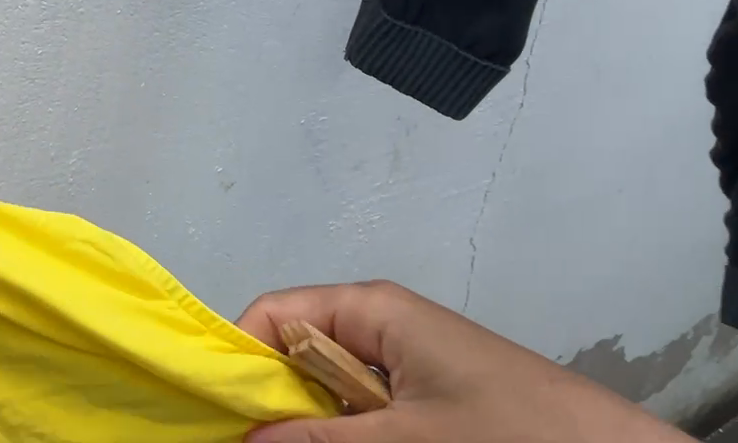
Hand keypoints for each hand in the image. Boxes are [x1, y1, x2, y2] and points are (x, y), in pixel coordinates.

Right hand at [234, 281, 688, 442]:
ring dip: (323, 425)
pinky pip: (376, 410)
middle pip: (301, 353)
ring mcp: (413, 364)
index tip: (225, 413)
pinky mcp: (441, 399)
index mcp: (368, 308)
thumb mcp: (407, 440)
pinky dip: (359, 434)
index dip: (242, 358)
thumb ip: (320, 437)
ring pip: (337, 390)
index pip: (274, 314)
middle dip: (282, 401)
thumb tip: (242, 439)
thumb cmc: (512, 432)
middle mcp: (382, 325)